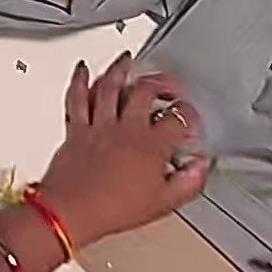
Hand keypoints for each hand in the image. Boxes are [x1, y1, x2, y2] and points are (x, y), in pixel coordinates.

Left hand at [35, 52, 208, 246]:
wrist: (71, 211)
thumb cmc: (112, 209)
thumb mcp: (163, 203)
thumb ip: (188, 182)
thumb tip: (201, 167)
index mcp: (150, 145)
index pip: (178, 118)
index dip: (189, 113)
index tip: (190, 115)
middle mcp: (124, 129)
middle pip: (145, 91)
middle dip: (161, 82)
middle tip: (168, 83)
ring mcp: (98, 126)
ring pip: (110, 87)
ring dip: (120, 69)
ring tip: (127, 59)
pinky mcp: (76, 129)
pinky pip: (77, 98)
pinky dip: (79, 80)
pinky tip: (81, 69)